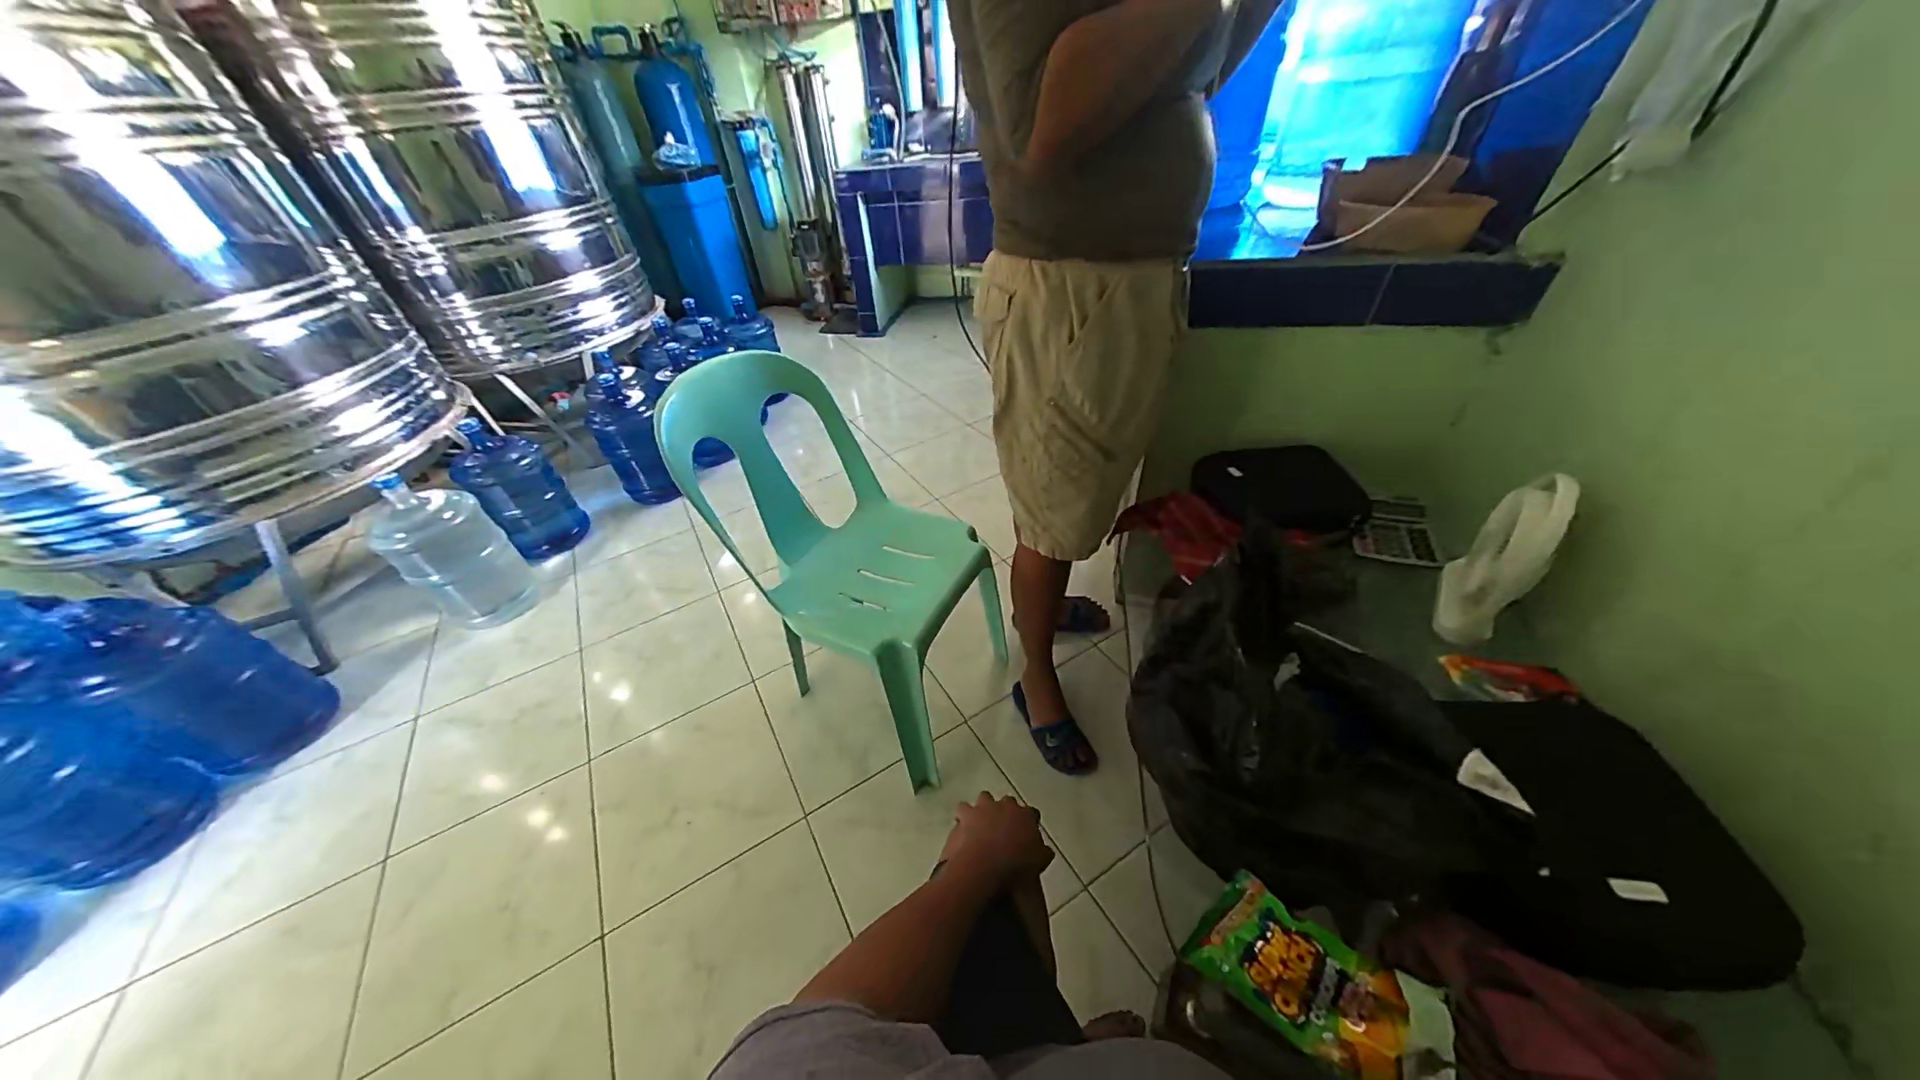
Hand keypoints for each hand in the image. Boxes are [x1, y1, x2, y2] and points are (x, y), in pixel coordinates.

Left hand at [939, 792, 1052, 884]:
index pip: (1031, 813)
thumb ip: (1043, 853)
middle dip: (1006, 812)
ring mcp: (985, 807)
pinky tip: (963, 827)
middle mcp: (1006, 806)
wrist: (985, 866)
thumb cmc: (1016, 866)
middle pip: (1008, 802)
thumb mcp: (1038, 863)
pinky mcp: (966, 813)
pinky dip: (964, 816)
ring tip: (982, 824)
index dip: (1029, 821)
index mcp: (1026, 816)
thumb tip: (1046, 850)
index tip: (1026, 832)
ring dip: (984, 808)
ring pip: (985, 799)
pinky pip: (963, 809)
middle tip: (1003, 829)